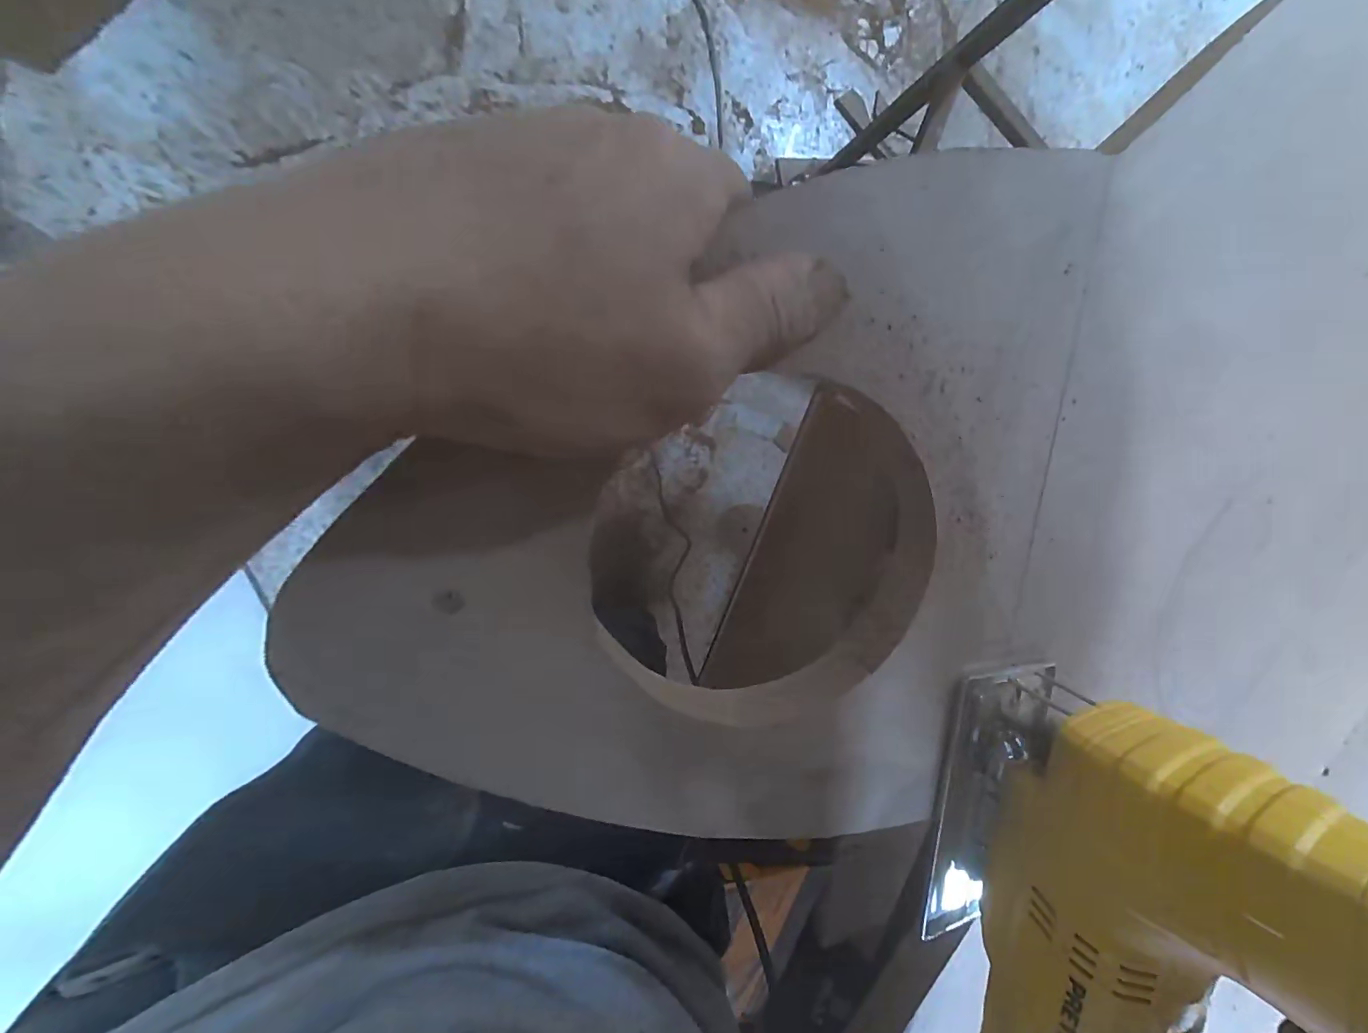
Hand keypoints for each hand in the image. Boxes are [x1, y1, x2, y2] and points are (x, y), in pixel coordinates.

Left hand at [221, 105, 847, 455]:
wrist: (322, 311)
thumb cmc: (551, 345)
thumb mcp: (696, 357)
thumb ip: (776, 312)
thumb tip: (833, 276)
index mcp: (679, 166)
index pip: (754, 217)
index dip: (745, 287)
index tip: (710, 345)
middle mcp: (604, 125)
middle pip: (678, 218)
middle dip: (676, 286)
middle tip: (640, 360)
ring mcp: (514, 133)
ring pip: (602, 221)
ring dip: (605, 280)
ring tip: (562, 346)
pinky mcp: (440, 157)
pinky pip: (529, 219)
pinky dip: (534, 268)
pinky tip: (499, 316)